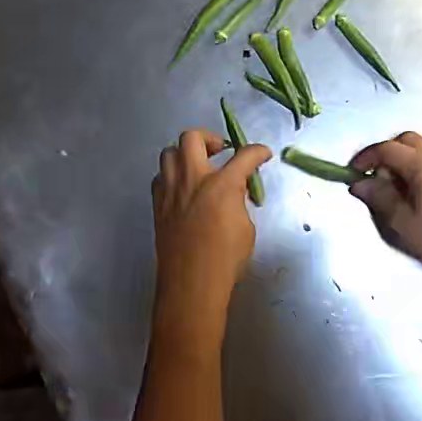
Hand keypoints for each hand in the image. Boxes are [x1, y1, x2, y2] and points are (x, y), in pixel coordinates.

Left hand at [152, 129, 271, 319]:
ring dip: (186, 154)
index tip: (263, 154)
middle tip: (221, 152)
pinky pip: (161, 177)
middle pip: (192, 138)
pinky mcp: (158, 205)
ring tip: (199, 167)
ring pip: (169, 153)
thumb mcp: (246, 226)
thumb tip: (233, 192)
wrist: (191, 283)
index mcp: (221, 185)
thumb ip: (239, 201)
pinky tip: (184, 188)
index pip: (245, 156)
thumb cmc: (226, 258)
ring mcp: (171, 191)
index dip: (258, 152)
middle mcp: (193, 179)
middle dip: (210, 138)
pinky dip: (173, 175)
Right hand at [349, 131, 421, 273]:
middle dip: (385, 153)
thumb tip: (359, 183)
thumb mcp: (402, 222)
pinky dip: (414, 165)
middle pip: (406, 141)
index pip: (389, 149)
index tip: (354, 171)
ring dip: (400, 159)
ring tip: (390, 186)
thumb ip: (380, 197)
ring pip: (419, 148)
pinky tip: (410, 191)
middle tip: (373, 175)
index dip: (367, 157)